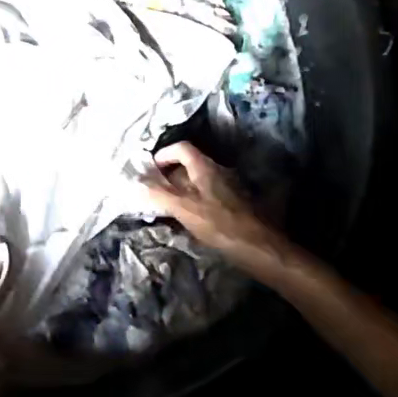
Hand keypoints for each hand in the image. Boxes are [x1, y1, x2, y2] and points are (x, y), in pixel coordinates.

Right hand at [144, 141, 283, 262]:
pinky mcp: (237, 204)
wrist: (261, 248)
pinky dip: (197, 201)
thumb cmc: (220, 225)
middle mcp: (220, 171)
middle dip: (171, 175)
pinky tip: (192, 220)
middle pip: (190, 164)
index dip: (164, 155)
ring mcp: (231, 187)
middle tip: (157, 191)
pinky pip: (210, 195)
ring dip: (184, 190)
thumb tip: (137, 182)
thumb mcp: (184, 209)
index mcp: (205, 167)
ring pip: (201, 181)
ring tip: (171, 208)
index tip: (151, 170)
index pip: (181, 148)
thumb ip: (159, 194)